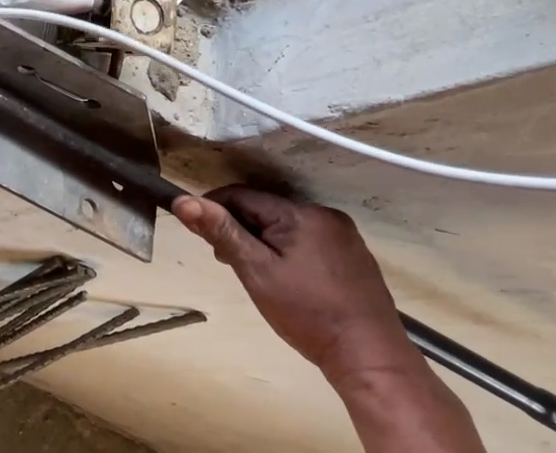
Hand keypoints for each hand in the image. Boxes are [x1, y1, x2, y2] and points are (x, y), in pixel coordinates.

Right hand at [173, 187, 413, 382]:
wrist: (372, 360)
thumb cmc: (308, 315)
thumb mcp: (256, 272)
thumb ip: (221, 231)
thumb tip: (183, 200)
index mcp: (302, 214)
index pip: (241, 195)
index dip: (214, 210)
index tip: (203, 237)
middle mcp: (326, 216)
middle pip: (264, 209)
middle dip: (239, 229)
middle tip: (228, 262)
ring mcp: (344, 236)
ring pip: (284, 225)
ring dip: (262, 241)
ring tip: (256, 274)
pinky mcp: (353, 256)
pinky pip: (306, 240)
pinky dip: (286, 251)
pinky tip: (285, 279)